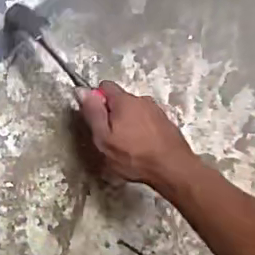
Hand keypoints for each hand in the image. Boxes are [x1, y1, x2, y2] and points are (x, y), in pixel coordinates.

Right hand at [76, 81, 198, 190]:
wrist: (173, 168)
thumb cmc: (134, 156)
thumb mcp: (104, 137)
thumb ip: (92, 112)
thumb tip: (81, 91)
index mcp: (124, 100)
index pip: (104, 86)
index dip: (96, 101)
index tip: (97, 120)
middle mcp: (142, 100)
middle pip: (120, 100)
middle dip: (113, 115)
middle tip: (111, 138)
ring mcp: (157, 111)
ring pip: (135, 111)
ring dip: (129, 123)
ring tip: (129, 146)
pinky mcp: (167, 123)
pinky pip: (147, 121)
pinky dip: (142, 130)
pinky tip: (143, 148)